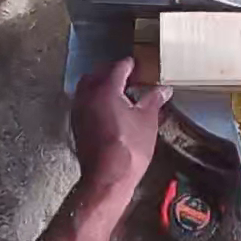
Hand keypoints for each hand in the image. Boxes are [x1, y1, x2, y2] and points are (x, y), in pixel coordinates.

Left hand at [71, 57, 170, 207]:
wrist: (108, 177)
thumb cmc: (129, 148)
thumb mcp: (147, 120)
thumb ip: (153, 100)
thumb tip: (163, 90)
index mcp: (105, 90)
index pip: (117, 68)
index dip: (129, 65)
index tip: (135, 64)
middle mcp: (88, 96)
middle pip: (97, 74)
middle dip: (111, 72)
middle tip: (127, 75)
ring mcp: (79, 111)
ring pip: (87, 88)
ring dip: (100, 85)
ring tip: (118, 91)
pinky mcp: (77, 126)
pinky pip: (84, 103)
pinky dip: (94, 100)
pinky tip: (108, 109)